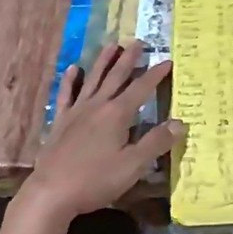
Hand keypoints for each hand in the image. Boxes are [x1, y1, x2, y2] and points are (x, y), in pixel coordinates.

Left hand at [18, 41, 184, 226]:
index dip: (155, 75)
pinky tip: (74, 68)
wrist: (52, 191)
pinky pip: (67, 94)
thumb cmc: (96, 180)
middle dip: (129, 60)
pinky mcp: (61, 121)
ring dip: (103, 61)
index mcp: (117, 115)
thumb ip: (155, 142)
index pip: (141, 89)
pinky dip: (71, 80)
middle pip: (116, 77)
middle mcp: (97, 106)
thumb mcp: (133, 166)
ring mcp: (76, 111)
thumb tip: (179, 123)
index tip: (167, 60)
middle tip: (138, 42)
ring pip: (93, 79)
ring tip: (112, 45)